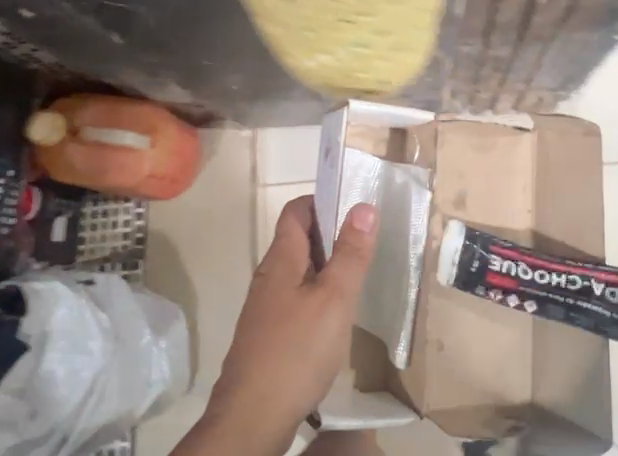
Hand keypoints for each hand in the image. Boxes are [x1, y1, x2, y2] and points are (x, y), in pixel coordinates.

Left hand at [177, 197, 378, 455]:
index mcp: (282, 259)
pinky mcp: (268, 336)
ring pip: (298, 273)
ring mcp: (265, 308)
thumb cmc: (297, 350)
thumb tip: (363, 206)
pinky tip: (335, 320)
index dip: (323, 201)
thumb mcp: (335, 299)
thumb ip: (350, 254)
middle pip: (297, 240)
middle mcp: (269, 277)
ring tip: (356, 280)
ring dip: (325, 268)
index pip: (296, 211)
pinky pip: (295, 300)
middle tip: (366, 244)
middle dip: (330, 235)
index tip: (354, 207)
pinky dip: (317, 297)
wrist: (252, 416)